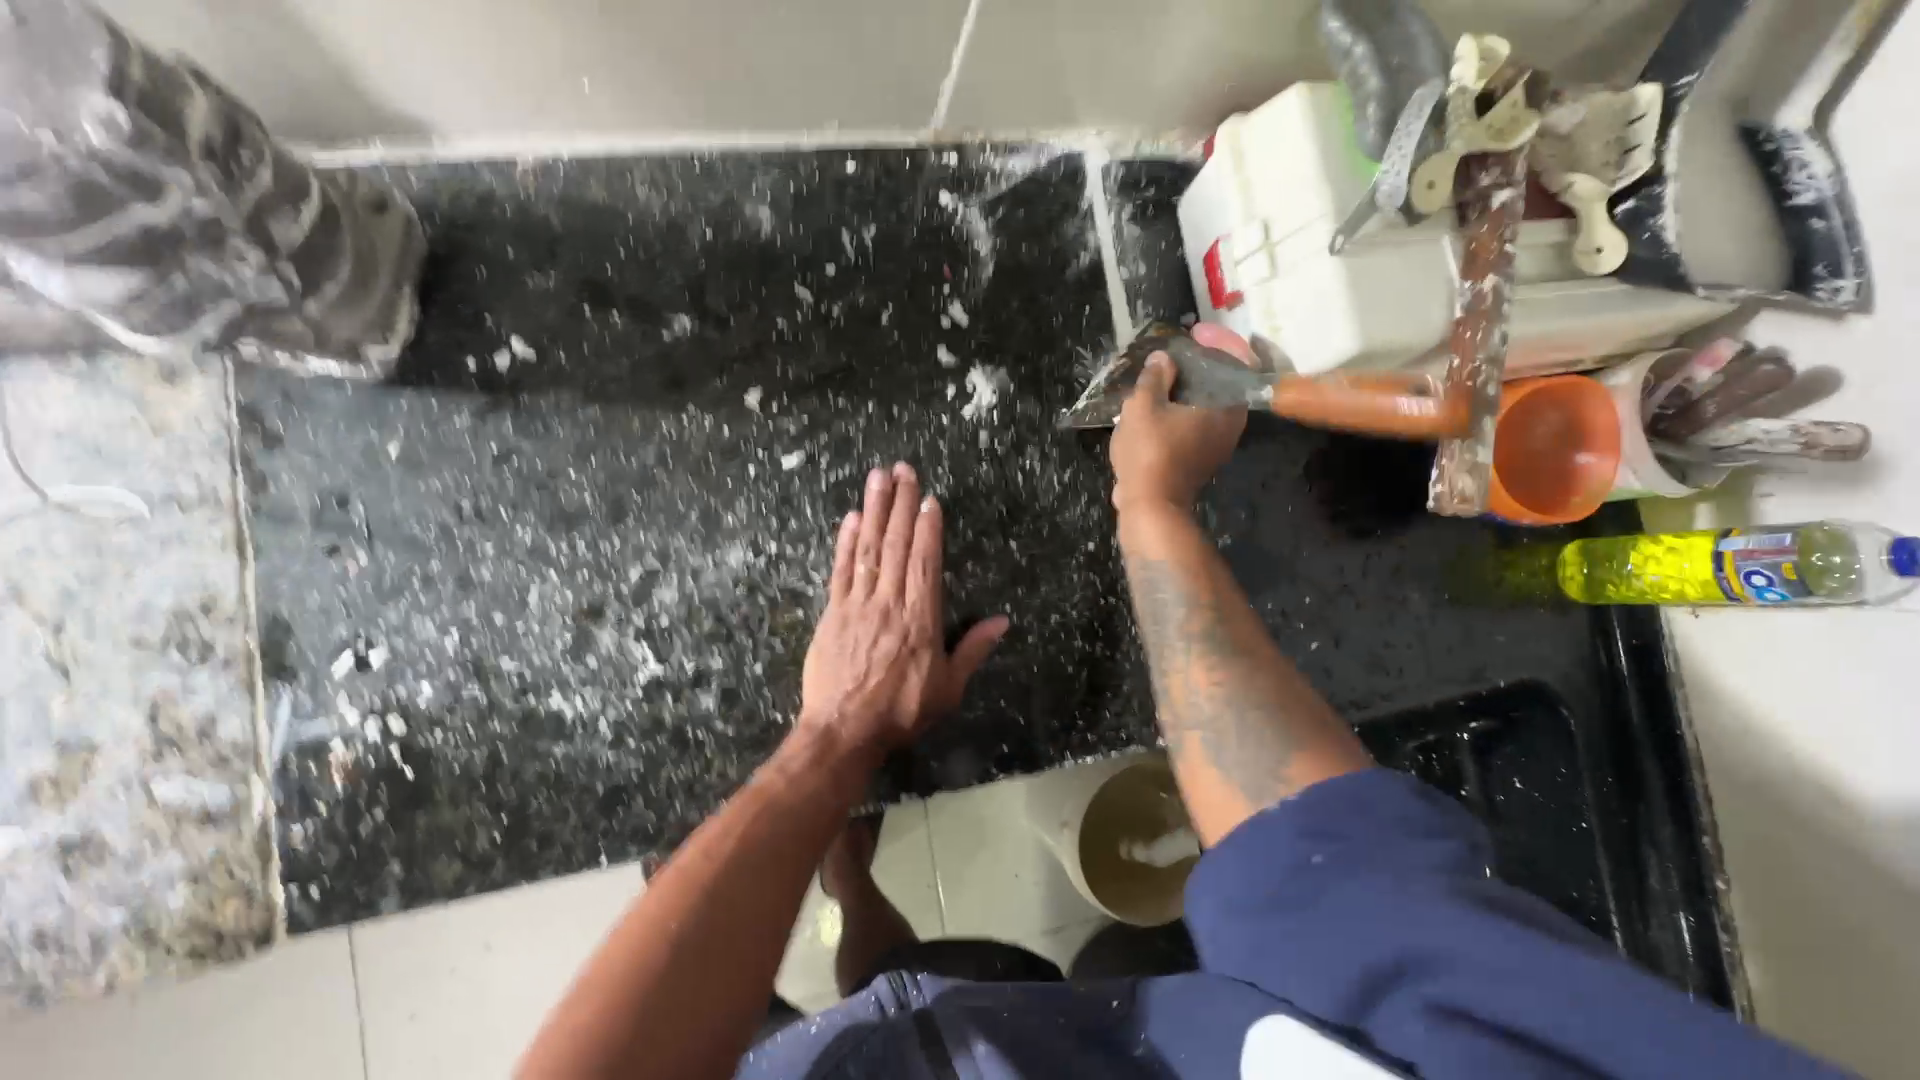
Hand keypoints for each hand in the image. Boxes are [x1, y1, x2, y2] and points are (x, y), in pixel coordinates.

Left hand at [799, 463, 1009, 756]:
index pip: (926, 562)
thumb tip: (1003, 621)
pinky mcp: (832, 613)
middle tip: (903, 469)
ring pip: (869, 548)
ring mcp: (857, 604)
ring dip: (874, 509)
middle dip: (901, 504)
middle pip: (897, 544)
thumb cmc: (900, 712)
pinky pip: (841, 570)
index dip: (928, 528)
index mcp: (920, 618)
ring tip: (878, 477)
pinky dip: (846, 542)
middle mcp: (889, 601)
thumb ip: (973, 650)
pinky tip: (852, 518)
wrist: (842, 731)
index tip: (929, 498)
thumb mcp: (948, 688)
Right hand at [1109, 324, 1253, 513]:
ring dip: (1190, 385)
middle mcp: (1231, 422)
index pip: (1238, 359)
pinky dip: (1184, 406)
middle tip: (1178, 350)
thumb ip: (1154, 378)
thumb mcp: (1142, 406)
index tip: (1193, 331)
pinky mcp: (1202, 457)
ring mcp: (1218, 442)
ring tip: (1163, 374)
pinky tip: (1159, 402)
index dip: (1218, 339)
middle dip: (1204, 361)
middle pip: (1226, 380)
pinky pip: (1199, 420)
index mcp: (1227, 405)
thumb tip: (1162, 360)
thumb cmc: (1150, 452)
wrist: (1150, 506)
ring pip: (1211, 402)